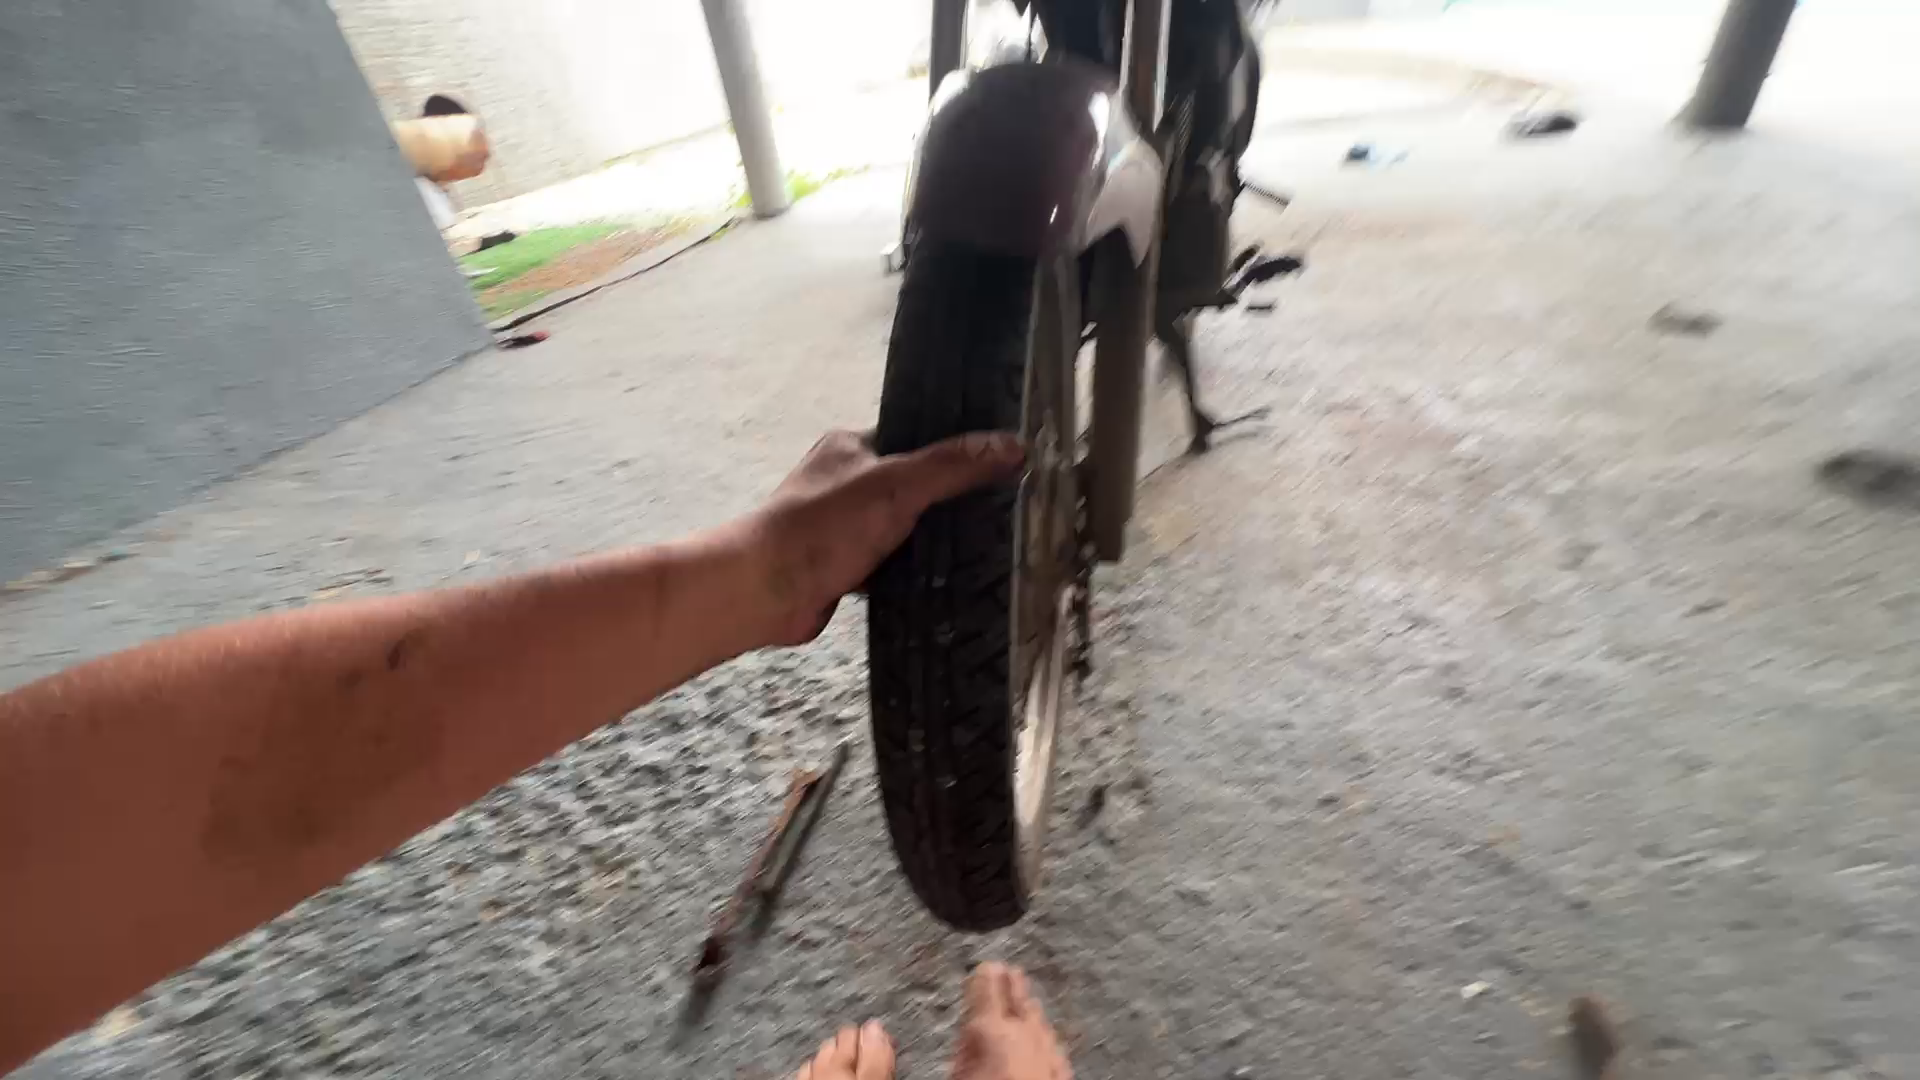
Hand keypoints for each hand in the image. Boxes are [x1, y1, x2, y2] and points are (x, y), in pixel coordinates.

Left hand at [748, 429, 1024, 646]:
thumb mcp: (897, 484)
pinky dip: (912, 569)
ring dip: (930, 537)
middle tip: (1000, 510)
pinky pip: (890, 561)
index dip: (953, 449)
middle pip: (911, 484)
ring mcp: (842, 525)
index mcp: (851, 446)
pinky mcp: (844, 565)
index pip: (913, 437)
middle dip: (947, 499)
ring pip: (901, 526)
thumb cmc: (827, 525)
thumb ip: (953, 465)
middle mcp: (845, 481)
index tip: (999, 465)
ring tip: (988, 545)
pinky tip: (950, 578)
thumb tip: (1014, 445)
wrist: (767, 590)